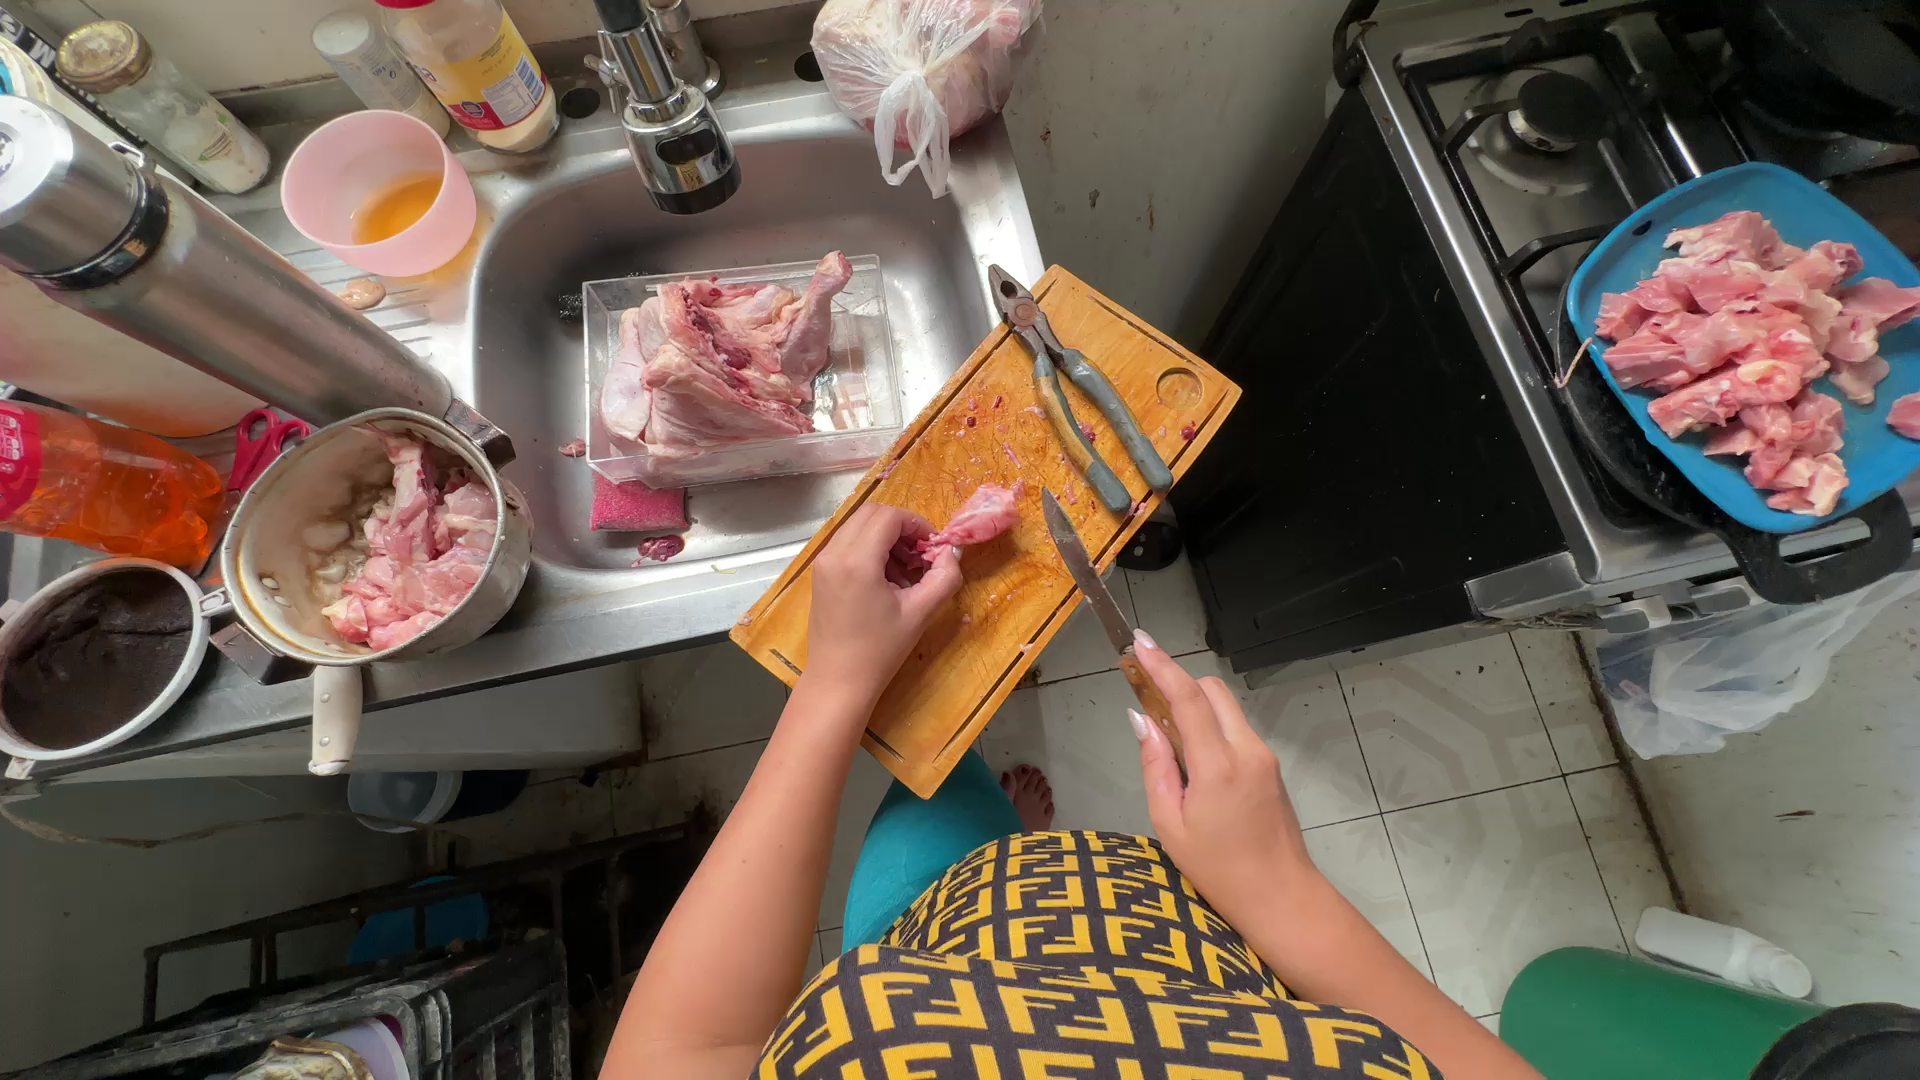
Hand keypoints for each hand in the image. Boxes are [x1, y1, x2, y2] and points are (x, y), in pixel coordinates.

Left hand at [804, 504, 962, 703]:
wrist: (838, 681)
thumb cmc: (880, 650)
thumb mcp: (920, 613)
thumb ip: (943, 577)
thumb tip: (950, 553)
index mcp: (857, 561)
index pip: (889, 517)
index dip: (916, 524)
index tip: (933, 547)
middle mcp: (834, 553)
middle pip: (871, 513)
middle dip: (901, 527)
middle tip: (921, 554)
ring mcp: (823, 562)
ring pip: (858, 526)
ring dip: (885, 537)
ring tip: (906, 570)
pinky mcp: (820, 573)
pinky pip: (847, 543)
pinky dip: (870, 548)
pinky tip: (886, 579)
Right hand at [1131, 630, 1319, 923]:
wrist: (1282, 897)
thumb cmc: (1216, 869)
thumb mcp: (1169, 822)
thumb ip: (1155, 764)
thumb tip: (1141, 719)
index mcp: (1218, 766)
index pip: (1188, 698)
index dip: (1162, 665)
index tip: (1140, 641)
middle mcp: (1247, 750)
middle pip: (1211, 690)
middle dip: (1178, 682)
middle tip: (1146, 693)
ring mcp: (1264, 755)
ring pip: (1225, 706)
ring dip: (1194, 704)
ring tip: (1166, 732)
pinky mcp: (1270, 764)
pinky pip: (1234, 727)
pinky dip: (1210, 724)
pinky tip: (1192, 756)